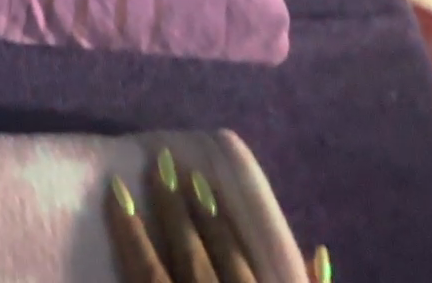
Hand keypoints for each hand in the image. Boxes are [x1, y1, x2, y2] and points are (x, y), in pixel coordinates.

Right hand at [107, 148, 332, 282]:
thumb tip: (113, 244)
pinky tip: (319, 250)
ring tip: (203, 182)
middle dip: (176, 210)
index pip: (149, 271)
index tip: (116, 185)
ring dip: (221, 225)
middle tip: (163, 161)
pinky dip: (315, 275)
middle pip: (193, 258)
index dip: (131, 230)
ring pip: (239, 266)